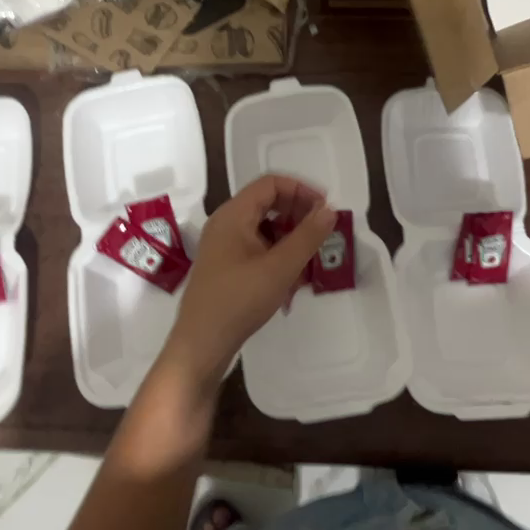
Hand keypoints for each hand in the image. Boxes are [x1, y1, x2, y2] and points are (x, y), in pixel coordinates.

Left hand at [161, 175, 335, 384]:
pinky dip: (276, 254)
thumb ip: (307, 236)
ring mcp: (223, 245)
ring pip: (262, 227)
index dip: (300, 189)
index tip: (324, 207)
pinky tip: (290, 280)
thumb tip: (328, 210)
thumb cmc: (239, 300)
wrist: (201, 344)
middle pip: (266, 202)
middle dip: (297, 213)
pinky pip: (255, 247)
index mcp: (233, 214)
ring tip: (309, 258)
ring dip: (288, 236)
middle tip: (320, 231)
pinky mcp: (224, 266)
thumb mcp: (280, 268)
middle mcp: (225, 223)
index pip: (270, 184)